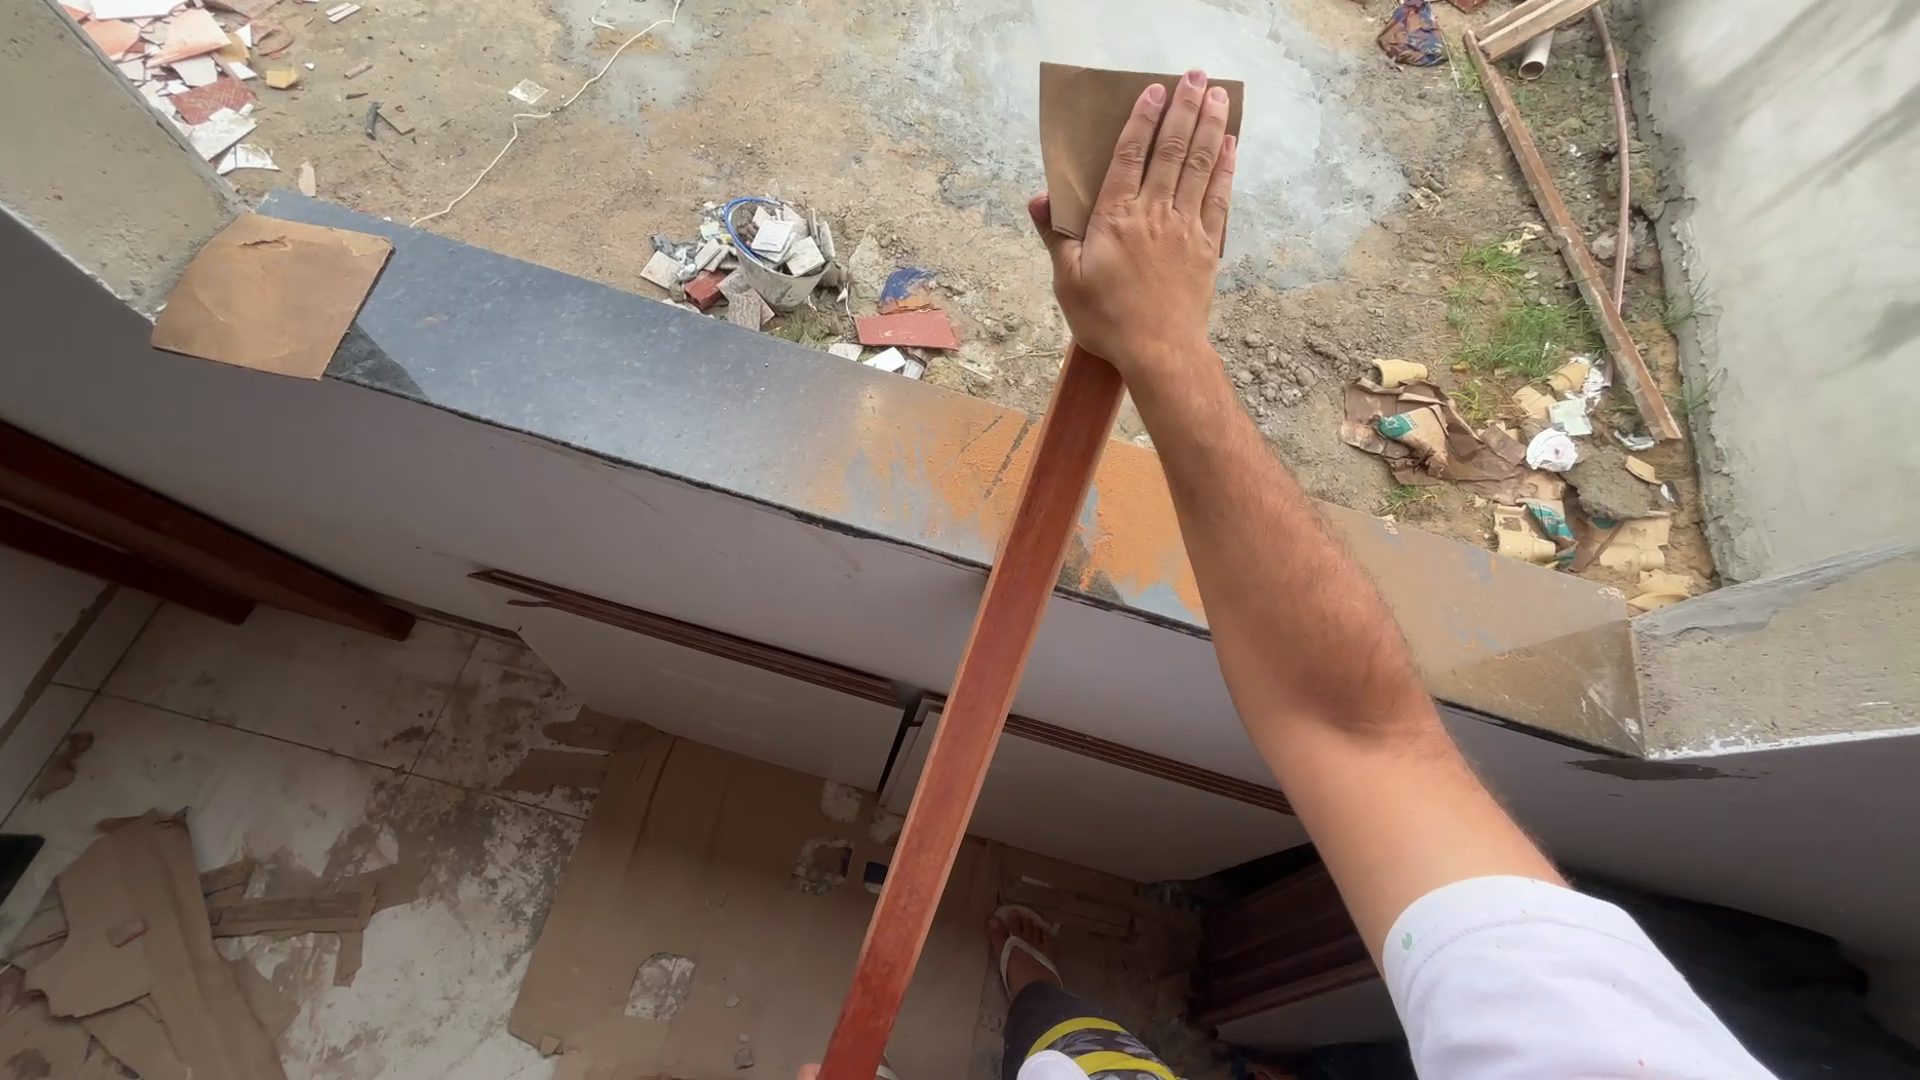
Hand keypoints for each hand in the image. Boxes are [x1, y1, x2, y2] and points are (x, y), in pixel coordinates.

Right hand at [1030, 68, 1237, 393]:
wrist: (1158, 351)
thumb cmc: (1107, 320)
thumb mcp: (1067, 282)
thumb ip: (1056, 236)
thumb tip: (1037, 199)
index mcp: (1116, 219)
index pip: (1129, 157)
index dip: (1141, 120)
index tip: (1154, 91)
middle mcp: (1154, 213)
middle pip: (1172, 150)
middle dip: (1185, 109)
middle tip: (1196, 77)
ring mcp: (1185, 228)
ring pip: (1201, 166)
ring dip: (1211, 127)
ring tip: (1219, 95)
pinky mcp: (1206, 248)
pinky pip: (1219, 199)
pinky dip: (1225, 170)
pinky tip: (1230, 148)